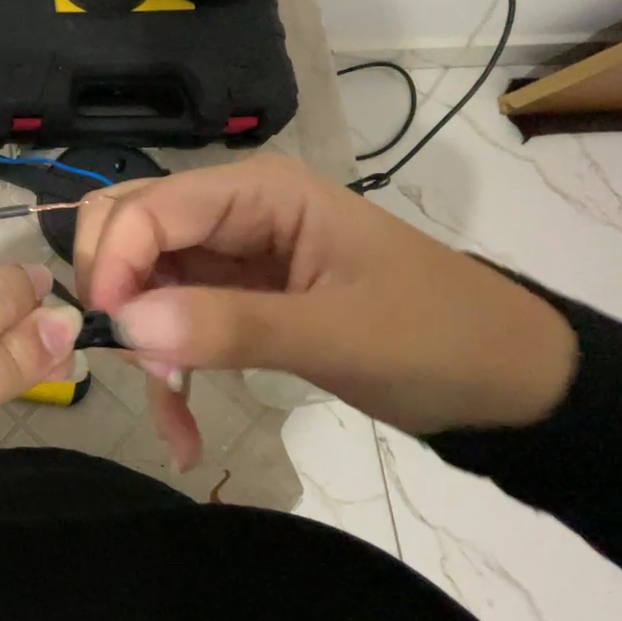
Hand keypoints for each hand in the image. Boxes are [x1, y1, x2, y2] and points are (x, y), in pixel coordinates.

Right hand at [73, 156, 576, 465]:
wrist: (511, 383)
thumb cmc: (441, 340)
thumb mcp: (340, 336)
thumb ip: (230, 327)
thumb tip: (125, 326)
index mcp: (258, 192)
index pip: (149, 208)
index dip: (114, 262)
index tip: (110, 334)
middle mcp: (230, 210)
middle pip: (126, 223)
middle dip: (112, 287)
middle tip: (126, 356)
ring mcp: (226, 253)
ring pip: (138, 277)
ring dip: (137, 340)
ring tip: (169, 410)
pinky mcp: (229, 295)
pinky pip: (167, 319)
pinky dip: (164, 370)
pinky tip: (182, 428)